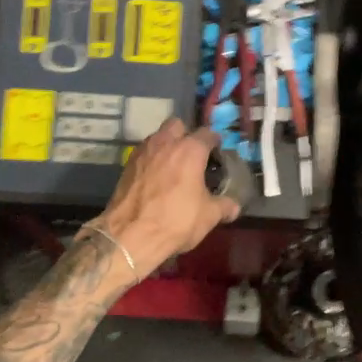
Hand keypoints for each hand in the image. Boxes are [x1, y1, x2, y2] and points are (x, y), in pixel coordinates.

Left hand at [93, 118, 239, 276]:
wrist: (130, 235)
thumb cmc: (175, 220)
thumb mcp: (208, 216)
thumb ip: (224, 206)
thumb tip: (233, 206)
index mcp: (190, 150)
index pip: (207, 134)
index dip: (214, 141)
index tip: (218, 152)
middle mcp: (166, 143)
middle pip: (177, 125)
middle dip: (185, 135)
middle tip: (192, 155)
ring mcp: (143, 151)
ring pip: (157, 137)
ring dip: (166, 146)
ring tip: (173, 167)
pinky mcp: (127, 164)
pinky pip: (144, 152)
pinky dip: (152, 159)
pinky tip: (156, 177)